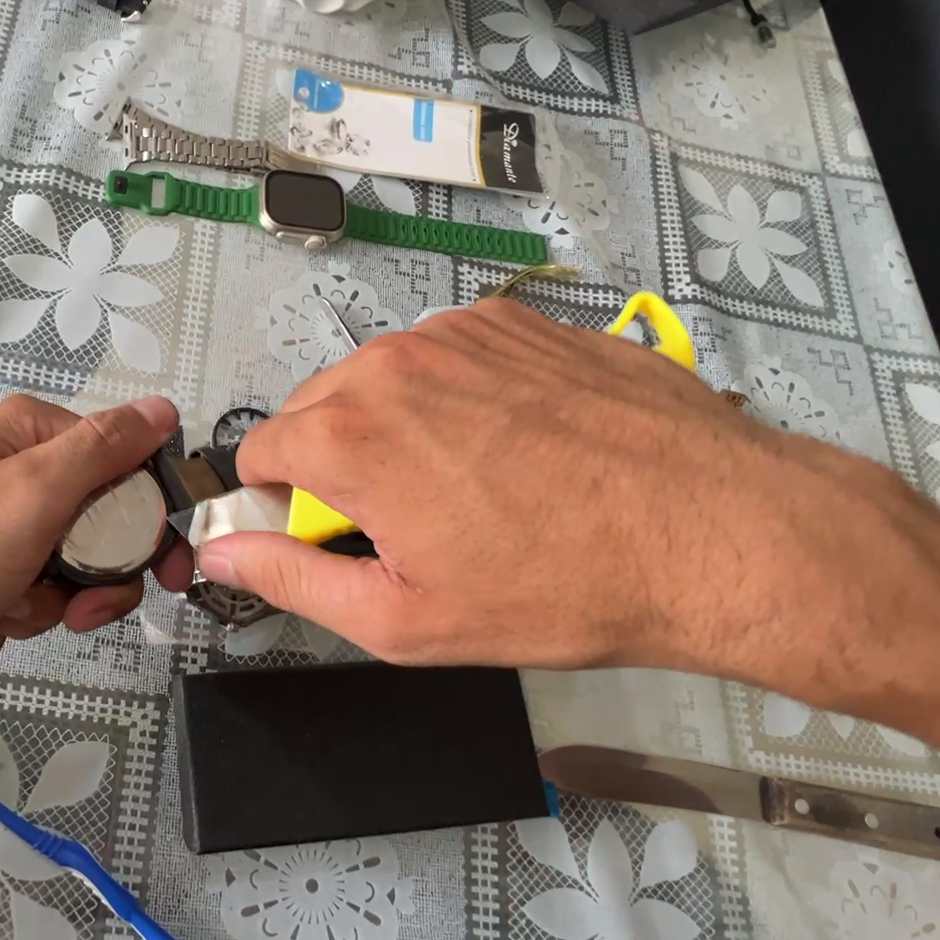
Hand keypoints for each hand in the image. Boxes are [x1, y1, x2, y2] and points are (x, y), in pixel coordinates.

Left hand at [0, 394, 190, 694]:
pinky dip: (36, 607)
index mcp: (31, 434)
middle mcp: (22, 470)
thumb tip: (164, 408)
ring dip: (68, 593)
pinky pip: (48, 586)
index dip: (151, 511)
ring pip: (82, 558)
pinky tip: (2, 616)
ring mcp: (8, 523)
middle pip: (108, 514)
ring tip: (26, 607)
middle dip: (106, 566)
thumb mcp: (31, 494)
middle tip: (95, 604)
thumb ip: (103, 449)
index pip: (124, 458)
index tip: (165, 564)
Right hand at [196, 298, 925, 675]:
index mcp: (348, 434)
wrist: (717, 532)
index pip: (258, 451)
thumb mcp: (400, 617)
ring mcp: (456, 334)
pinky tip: (507, 443)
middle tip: (405, 522)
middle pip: (312, 412)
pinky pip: (440, 359)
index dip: (281, 501)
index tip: (330, 535)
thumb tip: (221, 553)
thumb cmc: (557, 587)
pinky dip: (447, 398)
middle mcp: (390, 364)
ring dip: (391, 430)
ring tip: (466, 483)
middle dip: (332, 466)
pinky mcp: (512, 322)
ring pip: (375, 383)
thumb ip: (288, 579)